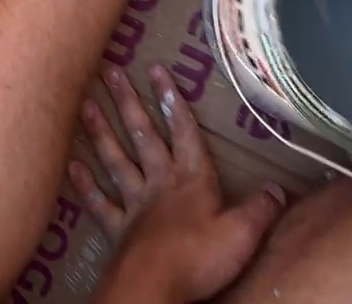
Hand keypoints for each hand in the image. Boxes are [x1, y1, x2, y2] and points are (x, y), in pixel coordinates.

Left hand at [73, 65, 285, 302]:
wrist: (153, 288)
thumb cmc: (198, 258)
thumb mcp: (242, 234)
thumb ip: (260, 209)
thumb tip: (278, 188)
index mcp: (191, 179)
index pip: (183, 130)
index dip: (172, 99)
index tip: (156, 69)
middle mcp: (160, 183)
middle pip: (142, 135)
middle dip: (128, 102)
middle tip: (110, 71)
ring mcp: (135, 205)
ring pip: (116, 160)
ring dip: (101, 132)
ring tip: (86, 104)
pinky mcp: (118, 231)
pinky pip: (99, 204)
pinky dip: (86, 185)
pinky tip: (73, 165)